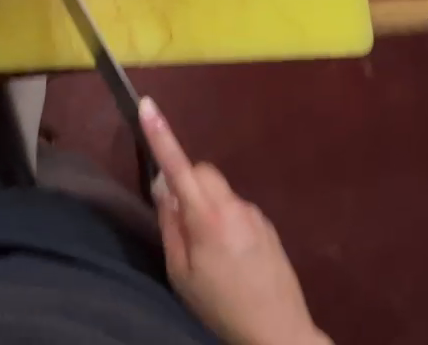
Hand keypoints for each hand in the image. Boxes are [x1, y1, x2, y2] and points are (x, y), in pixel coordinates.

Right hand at [140, 97, 331, 344]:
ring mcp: (254, 214)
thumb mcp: (181, 274)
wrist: (279, 335)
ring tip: (210, 249)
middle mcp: (232, 206)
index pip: (178, 166)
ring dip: (206, 204)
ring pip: (218, 190)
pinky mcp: (268, 224)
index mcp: (206, 219)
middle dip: (186, 182)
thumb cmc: (220, 307)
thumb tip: (163, 187)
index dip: (160, 134)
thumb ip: (169, 225)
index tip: (147, 105)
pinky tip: (231, 255)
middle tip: (180, 218)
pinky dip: (225, 218)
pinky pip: (236, 208)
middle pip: (201, 170)